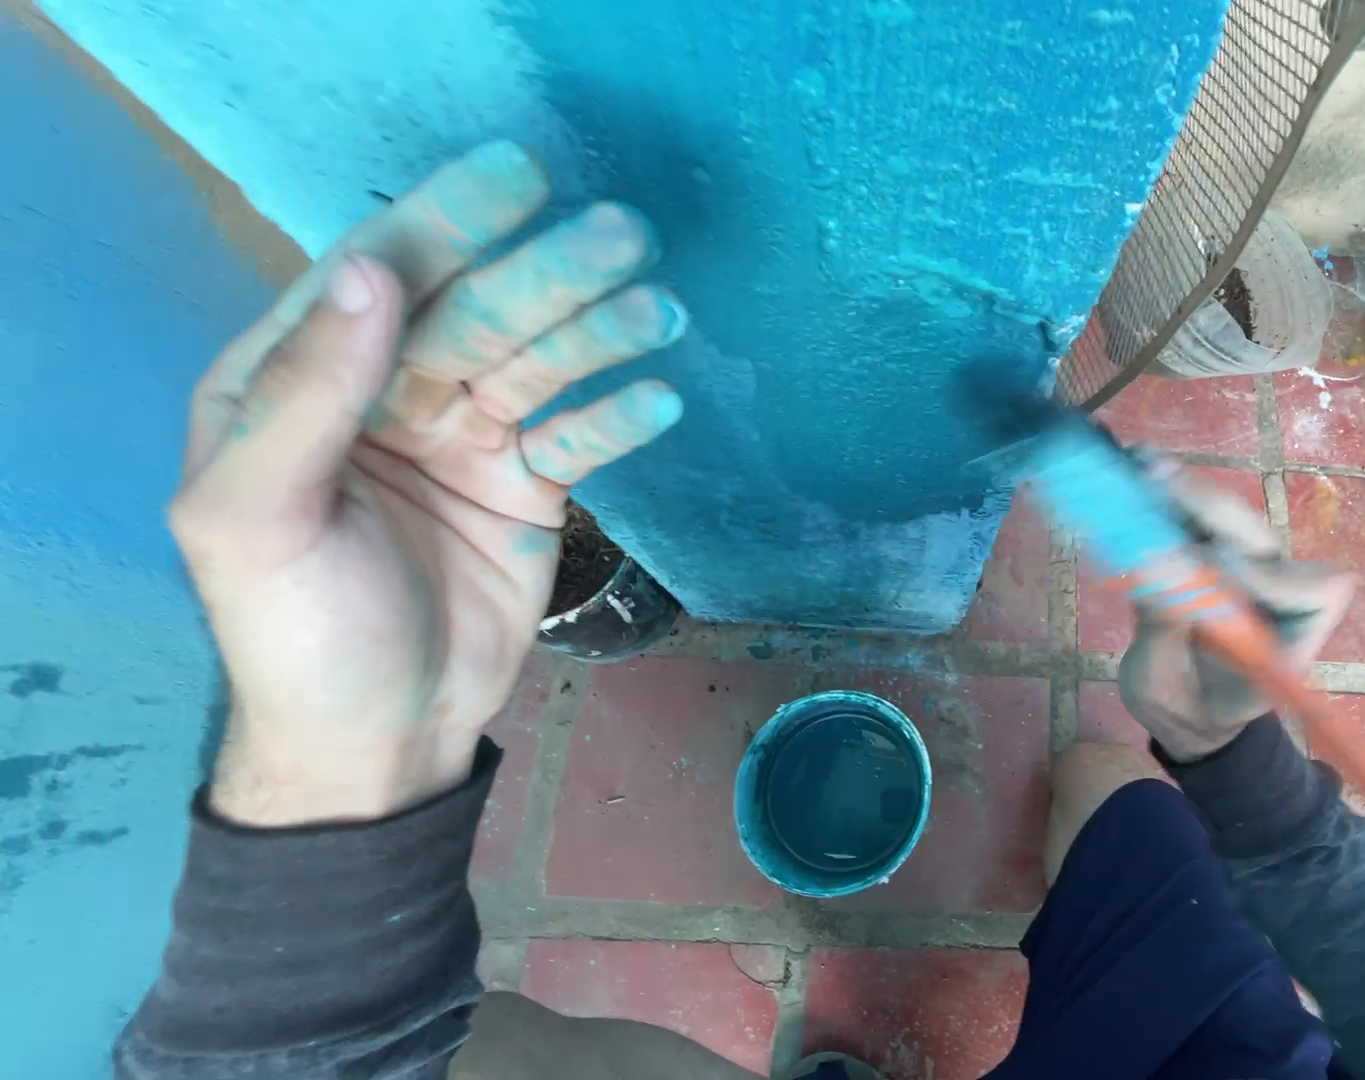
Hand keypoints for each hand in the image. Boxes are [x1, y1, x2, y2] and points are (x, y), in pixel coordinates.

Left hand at [171, 142, 688, 826]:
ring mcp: (472, 440)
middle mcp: (395, 396)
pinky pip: (582, 440)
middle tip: (627, 233)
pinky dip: (620, 421)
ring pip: (545, 370)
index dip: (447, 224)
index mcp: (303, 385)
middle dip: (551, 274)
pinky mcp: (533, 486)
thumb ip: (304, 395)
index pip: (381, 281)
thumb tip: (372, 275)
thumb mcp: (255, 518)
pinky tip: (663, 401)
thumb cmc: (298, 633)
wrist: (385, 731)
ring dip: (604, 338)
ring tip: (663, 311)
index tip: (521, 176)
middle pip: (482, 316)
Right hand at [1117, 464, 1353, 761]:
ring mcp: (1240, 573)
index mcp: (1288, 640)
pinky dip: (1166, 497)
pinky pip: (1195, 523)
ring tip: (1141, 465)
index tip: (1217, 564)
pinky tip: (1135, 470)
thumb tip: (1154, 574)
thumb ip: (1163, 635)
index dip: (1267, 575)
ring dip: (1185, 493)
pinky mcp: (1206, 560)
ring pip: (1227, 522)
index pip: (1313, 591)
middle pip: (1258, 539)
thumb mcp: (1165, 689)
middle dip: (1209, 510)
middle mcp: (1273, 596)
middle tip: (1158, 482)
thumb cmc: (1186, 712)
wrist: (1184, 713)